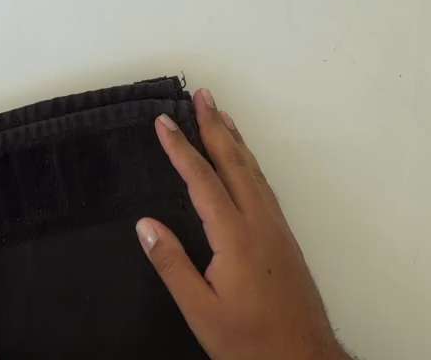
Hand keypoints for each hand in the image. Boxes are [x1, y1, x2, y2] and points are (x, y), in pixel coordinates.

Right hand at [137, 89, 347, 359]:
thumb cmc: (251, 342)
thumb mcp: (201, 311)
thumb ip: (172, 264)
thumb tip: (145, 224)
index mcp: (235, 236)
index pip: (202, 179)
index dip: (181, 147)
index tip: (164, 121)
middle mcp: (258, 222)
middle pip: (233, 161)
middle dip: (213, 125)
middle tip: (201, 94)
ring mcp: (275, 227)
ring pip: (252, 170)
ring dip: (233, 137)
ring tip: (220, 113)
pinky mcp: (284, 237)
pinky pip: (263, 184)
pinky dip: (249, 160)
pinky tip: (244, 158)